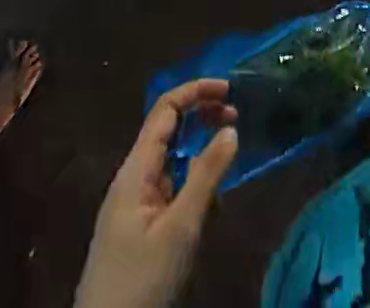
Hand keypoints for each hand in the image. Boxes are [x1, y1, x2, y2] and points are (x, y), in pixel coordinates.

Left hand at [75, 80, 238, 307]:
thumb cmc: (142, 279)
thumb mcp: (180, 228)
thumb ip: (206, 176)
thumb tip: (230, 129)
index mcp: (136, 168)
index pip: (164, 111)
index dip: (195, 92)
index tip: (229, 89)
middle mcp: (133, 176)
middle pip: (167, 130)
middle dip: (200, 117)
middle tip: (236, 118)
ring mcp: (136, 202)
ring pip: (172, 162)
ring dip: (200, 156)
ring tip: (227, 167)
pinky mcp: (141, 225)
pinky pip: (171, 190)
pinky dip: (193, 186)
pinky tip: (209, 207)